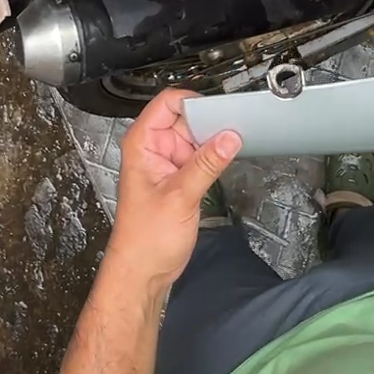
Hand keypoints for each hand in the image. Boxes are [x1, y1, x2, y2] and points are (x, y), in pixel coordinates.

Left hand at [106, 90, 241, 293]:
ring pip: (195, 137)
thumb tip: (228, 137)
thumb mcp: (180, 196)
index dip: (193, 101)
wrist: (142, 273)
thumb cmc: (144, 239)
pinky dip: (212, 157)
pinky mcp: (179, 177)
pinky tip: (224, 161)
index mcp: (142, 142)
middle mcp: (153, 148)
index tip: (218, 109)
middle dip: (208, 122)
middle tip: (231, 129)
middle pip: (185, 117)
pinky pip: (199, 156)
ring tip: (231, 146)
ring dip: (212, 141)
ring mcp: (166, 162)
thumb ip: (207, 165)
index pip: (167, 102)